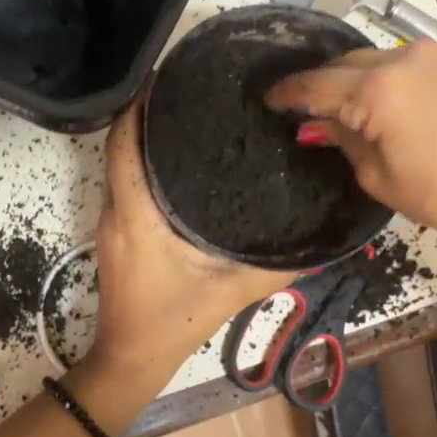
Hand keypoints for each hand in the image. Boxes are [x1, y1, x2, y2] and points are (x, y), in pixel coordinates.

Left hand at [87, 104, 292, 379]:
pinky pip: (123, 182)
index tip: (168, 77)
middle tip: (188, 89)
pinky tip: (178, 158)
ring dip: (142, 137)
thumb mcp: (231, 292)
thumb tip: (326, 243)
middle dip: (145, 112)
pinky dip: (141, 162)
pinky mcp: (115, 233)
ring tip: (187, 115)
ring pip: (118, 164)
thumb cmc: (173, 323)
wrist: (129, 359)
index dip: (138, 105)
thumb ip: (279, 268)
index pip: (123, 143)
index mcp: (136, 215)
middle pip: (118, 145)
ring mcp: (110, 222)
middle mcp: (115, 210)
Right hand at [265, 42, 436, 252]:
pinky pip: (405, 65)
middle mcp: (405, 59)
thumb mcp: (377, 175)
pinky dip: (384, 80)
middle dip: (321, 85)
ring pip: (375, 60)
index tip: (269, 98)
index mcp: (379, 89)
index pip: (317, 85)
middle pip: (345, 65)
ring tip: (340, 109)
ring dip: (353, 81)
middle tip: (303, 110)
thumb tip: (320, 122)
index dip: (289, 93)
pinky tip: (380, 104)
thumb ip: (343, 138)